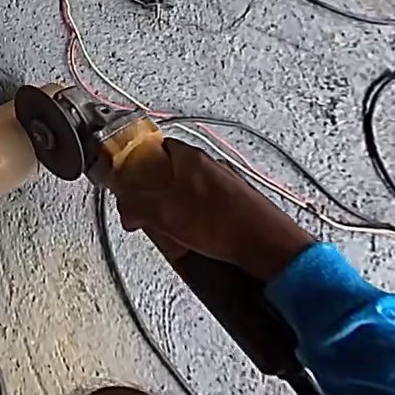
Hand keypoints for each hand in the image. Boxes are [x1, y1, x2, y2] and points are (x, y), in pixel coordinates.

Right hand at [114, 139, 315, 279]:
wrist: (268, 248)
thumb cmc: (225, 223)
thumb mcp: (163, 214)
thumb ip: (135, 207)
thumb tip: (126, 210)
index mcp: (190, 156)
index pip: (154, 146)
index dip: (137, 160)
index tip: (126, 175)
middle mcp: (209, 165)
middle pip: (169, 170)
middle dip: (154, 190)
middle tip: (145, 207)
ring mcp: (225, 184)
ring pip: (187, 189)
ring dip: (174, 206)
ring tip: (169, 227)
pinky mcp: (236, 204)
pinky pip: (204, 206)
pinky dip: (194, 219)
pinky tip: (193, 237)